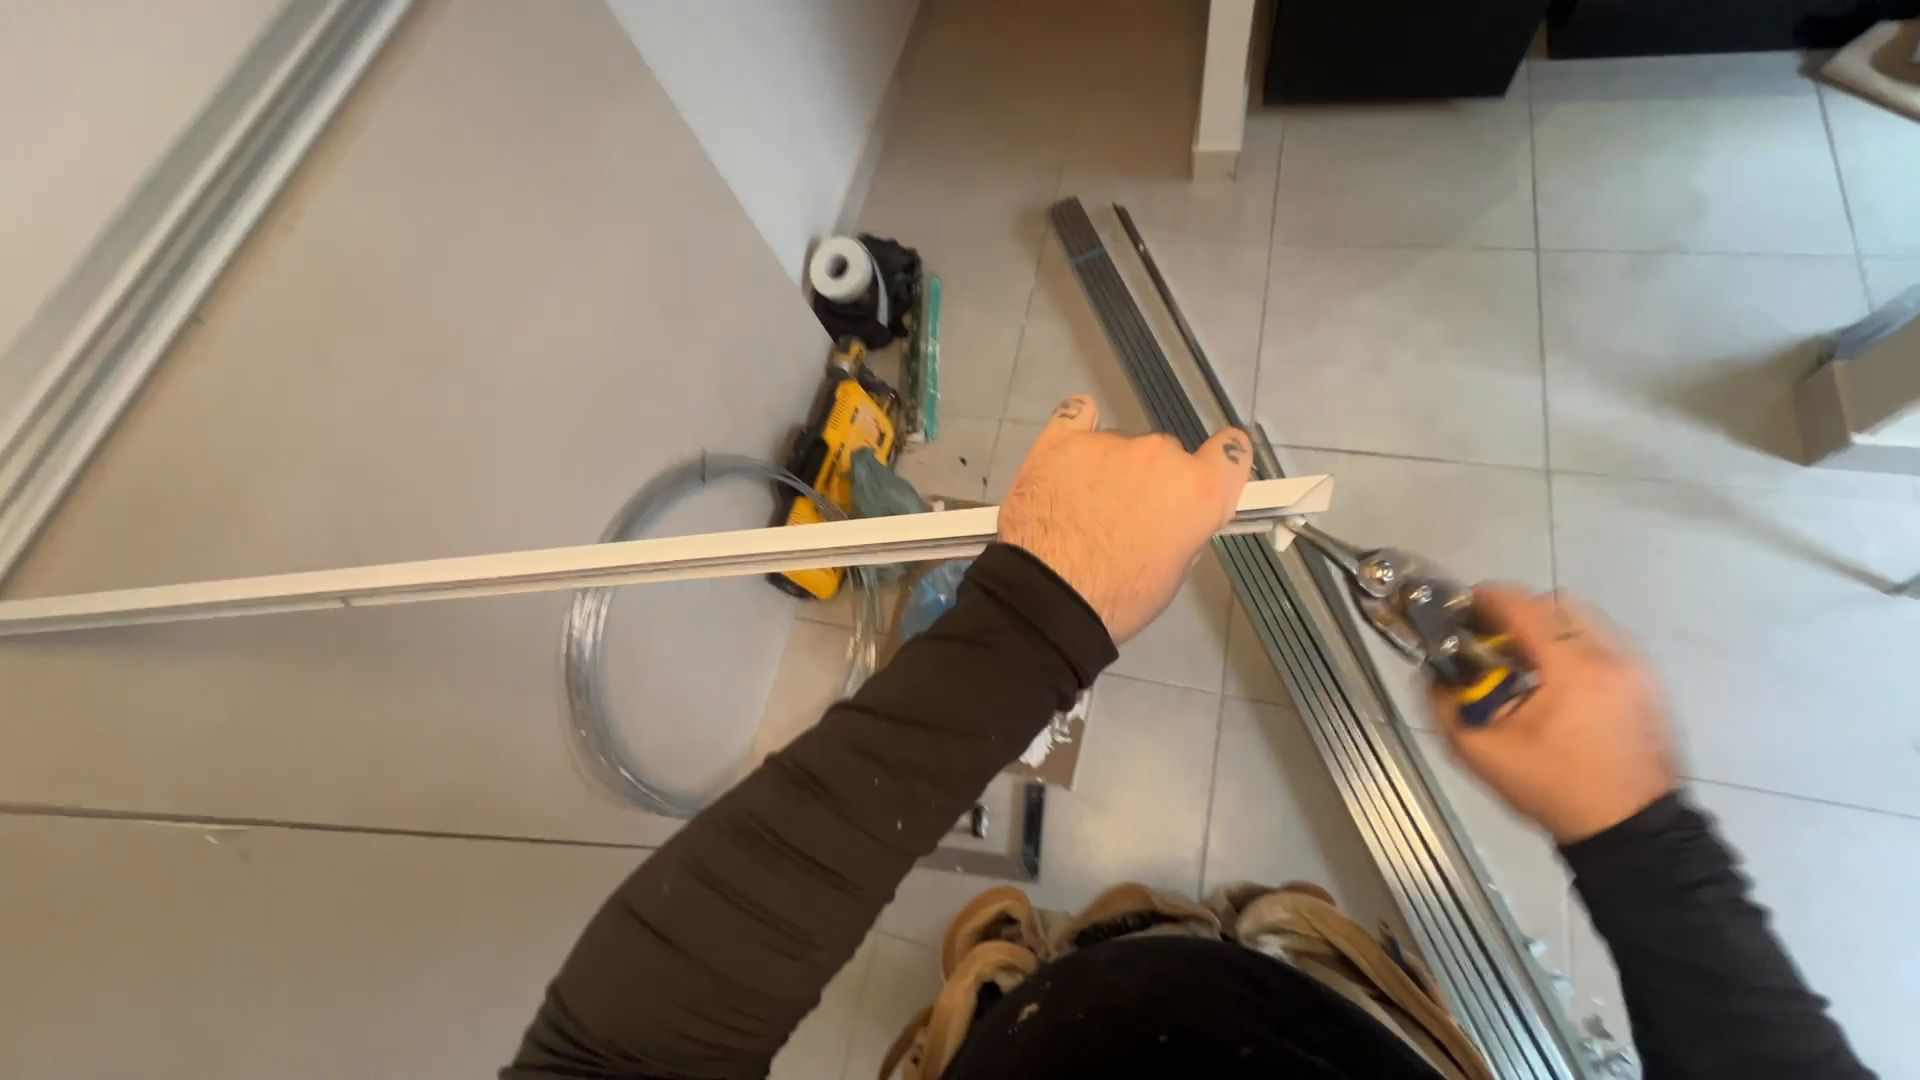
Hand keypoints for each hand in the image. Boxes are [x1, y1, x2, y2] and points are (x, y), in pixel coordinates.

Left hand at [996, 394, 1250, 642]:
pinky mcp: (1062, 440)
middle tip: (1122, 516)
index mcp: (1198, 489)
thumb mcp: (1171, 573)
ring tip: (1079, 509)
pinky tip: (1070, 449)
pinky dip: (1077, 429)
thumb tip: (1171, 514)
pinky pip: (1076, 414)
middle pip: (1165, 454)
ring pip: (1118, 445)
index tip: (1207, 472)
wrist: (1047, 595)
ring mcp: (1109, 442)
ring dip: (1108, 468)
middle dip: (1150, 480)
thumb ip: (1182, 528)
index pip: (1231, 453)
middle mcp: (1159, 455)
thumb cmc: (1115, 596)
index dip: (1219, 463)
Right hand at [1429, 584, 1678, 844]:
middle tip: (1488, 637)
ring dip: (1545, 628)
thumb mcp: (1477, 749)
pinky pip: (1602, 643)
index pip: (1523, 606)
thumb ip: (1444, 702)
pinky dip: (1571, 646)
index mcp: (1570, 669)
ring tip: (1519, 660)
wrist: (1632, 830)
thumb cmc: (1551, 787)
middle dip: (1516, 612)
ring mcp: (1638, 671)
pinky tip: (1551, 681)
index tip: (1460, 608)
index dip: (1485, 598)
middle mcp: (1611, 658)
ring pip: (1583, 620)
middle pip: (1556, 603)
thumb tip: (1432, 672)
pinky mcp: (1649, 686)